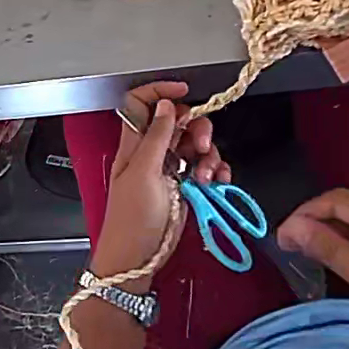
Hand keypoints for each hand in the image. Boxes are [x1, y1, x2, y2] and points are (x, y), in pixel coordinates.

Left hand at [91, 82, 228, 284]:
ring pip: (195, 143)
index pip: (142, 103)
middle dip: (196, 127)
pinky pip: (205, 167)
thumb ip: (157, 136)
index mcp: (135, 142)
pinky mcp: (185, 185)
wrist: (137, 258)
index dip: (161, 91)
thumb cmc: (132, 218)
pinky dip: (216, 171)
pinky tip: (216, 182)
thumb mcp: (143, 173)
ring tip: (206, 176)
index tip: (184, 90)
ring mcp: (170, 167)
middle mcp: (153, 150)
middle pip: (179, 121)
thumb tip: (166, 104)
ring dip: (208, 154)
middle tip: (201, 145)